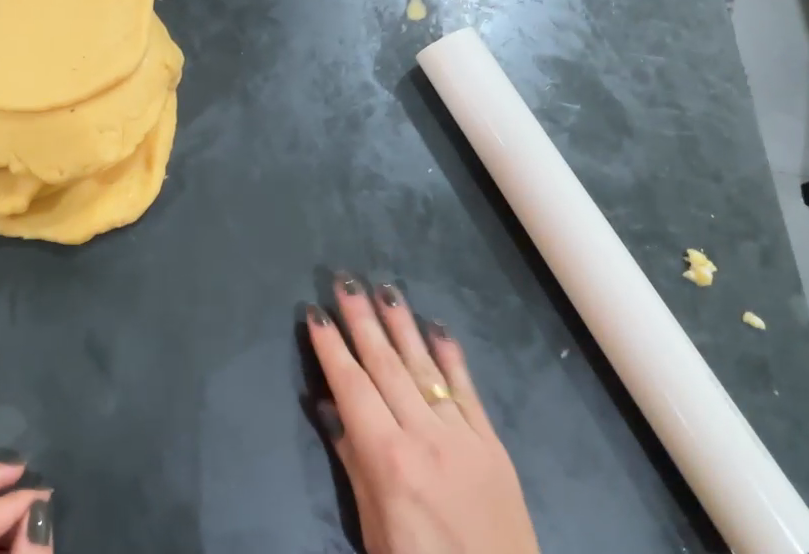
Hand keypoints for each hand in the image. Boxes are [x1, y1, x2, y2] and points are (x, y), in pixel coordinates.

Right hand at [305, 274, 540, 553]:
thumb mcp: (373, 526)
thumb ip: (352, 462)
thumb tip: (328, 406)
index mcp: (389, 458)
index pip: (352, 387)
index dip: (331, 348)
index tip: (315, 314)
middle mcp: (425, 435)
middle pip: (387, 366)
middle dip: (362, 321)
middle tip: (345, 282)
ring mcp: (463, 435)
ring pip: (425, 367)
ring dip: (402, 325)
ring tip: (384, 289)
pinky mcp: (492, 442)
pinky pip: (467, 389)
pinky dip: (451, 355)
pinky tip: (437, 326)